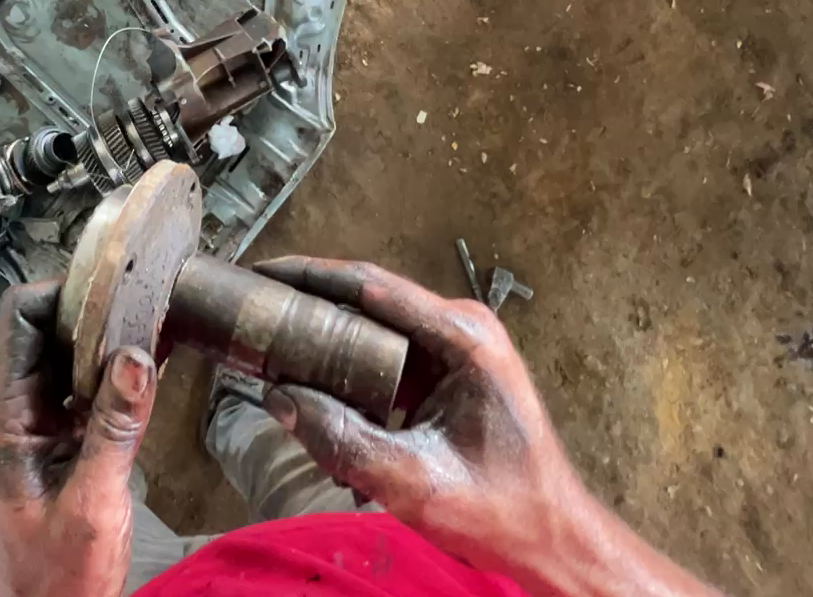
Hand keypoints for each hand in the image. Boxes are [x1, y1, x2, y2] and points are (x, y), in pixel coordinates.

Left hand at [0, 280, 156, 596]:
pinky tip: (151, 358)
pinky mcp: (65, 430)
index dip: (58, 293)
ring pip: (68, 350)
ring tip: (152, 317)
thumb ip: (114, 429)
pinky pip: (87, 382)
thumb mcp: (91, 501)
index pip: (19, 319)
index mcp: (6, 410)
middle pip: (45, 326)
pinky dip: (115, 367)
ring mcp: (41, 415)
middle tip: (141, 297)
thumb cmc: (57, 571)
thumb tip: (137, 355)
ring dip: (106, 335)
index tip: (109, 288)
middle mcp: (18, 402)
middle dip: (90, 309)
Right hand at [253, 257, 722, 596]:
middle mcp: (459, 325)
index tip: (264, 271)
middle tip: (257, 302)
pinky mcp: (444, 363)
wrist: (556, 541)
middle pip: (367, 295)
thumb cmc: (500, 512)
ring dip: (325, 325)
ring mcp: (453, 341)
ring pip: (372, 318)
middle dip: (309, 296)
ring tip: (272, 328)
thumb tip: (274, 397)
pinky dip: (345, 352)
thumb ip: (341, 439)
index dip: (310, 273)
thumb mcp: (414, 482)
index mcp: (462, 337)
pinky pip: (383, 345)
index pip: (370, 285)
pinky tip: (311, 367)